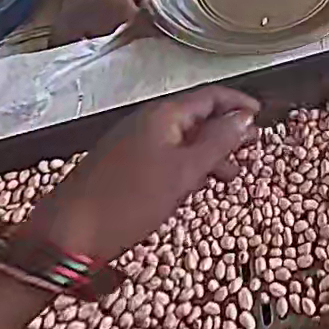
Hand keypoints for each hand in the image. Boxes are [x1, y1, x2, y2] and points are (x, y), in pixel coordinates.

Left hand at [17, 86, 258, 263]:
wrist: (67, 233)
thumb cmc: (129, 201)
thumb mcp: (183, 173)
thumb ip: (217, 142)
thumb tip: (245, 117)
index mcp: (164, 114)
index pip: (210, 95)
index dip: (238, 102)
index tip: (261, 117)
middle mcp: (149, 121)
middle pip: (197, 115)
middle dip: (227, 129)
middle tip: (252, 147)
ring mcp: (135, 141)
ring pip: (182, 137)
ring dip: (210, 150)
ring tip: (232, 173)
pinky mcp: (125, 163)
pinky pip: (166, 153)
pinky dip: (188, 164)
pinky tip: (196, 184)